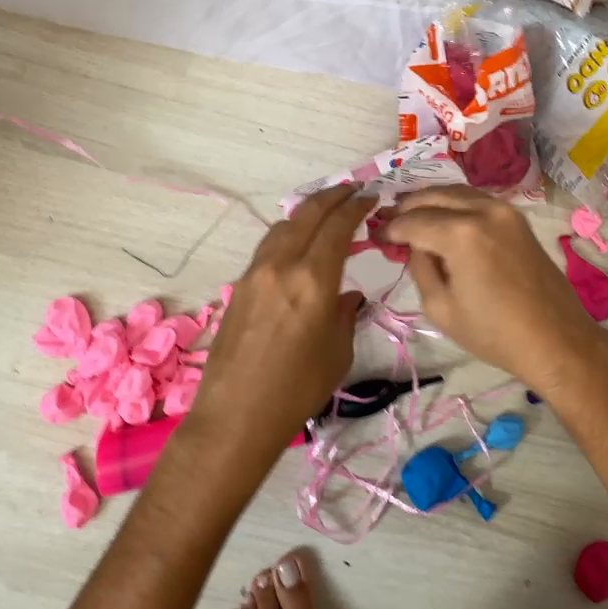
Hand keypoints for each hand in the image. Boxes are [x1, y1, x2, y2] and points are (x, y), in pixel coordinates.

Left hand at [190, 185, 372, 449]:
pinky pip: (268, 247)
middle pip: (308, 213)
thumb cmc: (297, 390)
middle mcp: (282, 265)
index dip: (357, 206)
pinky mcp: (239, 288)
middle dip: (333, 196)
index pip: (338, 225)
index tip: (371, 198)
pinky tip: (299, 244)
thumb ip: (346, 314)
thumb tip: (347, 296)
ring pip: (283, 226)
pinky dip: (289, 234)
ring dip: (308, 212)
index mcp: (313, 279)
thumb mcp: (338, 351)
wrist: (236, 418)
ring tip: (326, 212)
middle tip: (353, 190)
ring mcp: (255, 274)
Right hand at [380, 186, 605, 393]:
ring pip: (456, 191)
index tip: (375, 237)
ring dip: (431, 201)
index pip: (412, 221)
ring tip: (412, 217)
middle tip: (389, 221)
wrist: (554, 337)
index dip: (390, 229)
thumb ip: (420, 268)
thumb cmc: (494, 332)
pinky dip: (455, 203)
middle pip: (433, 196)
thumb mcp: (441, 307)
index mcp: (460, 233)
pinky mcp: (517, 217)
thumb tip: (413, 245)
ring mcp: (503, 209)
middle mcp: (482, 209)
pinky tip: (443, 219)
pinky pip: (476, 199)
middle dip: (407, 207)